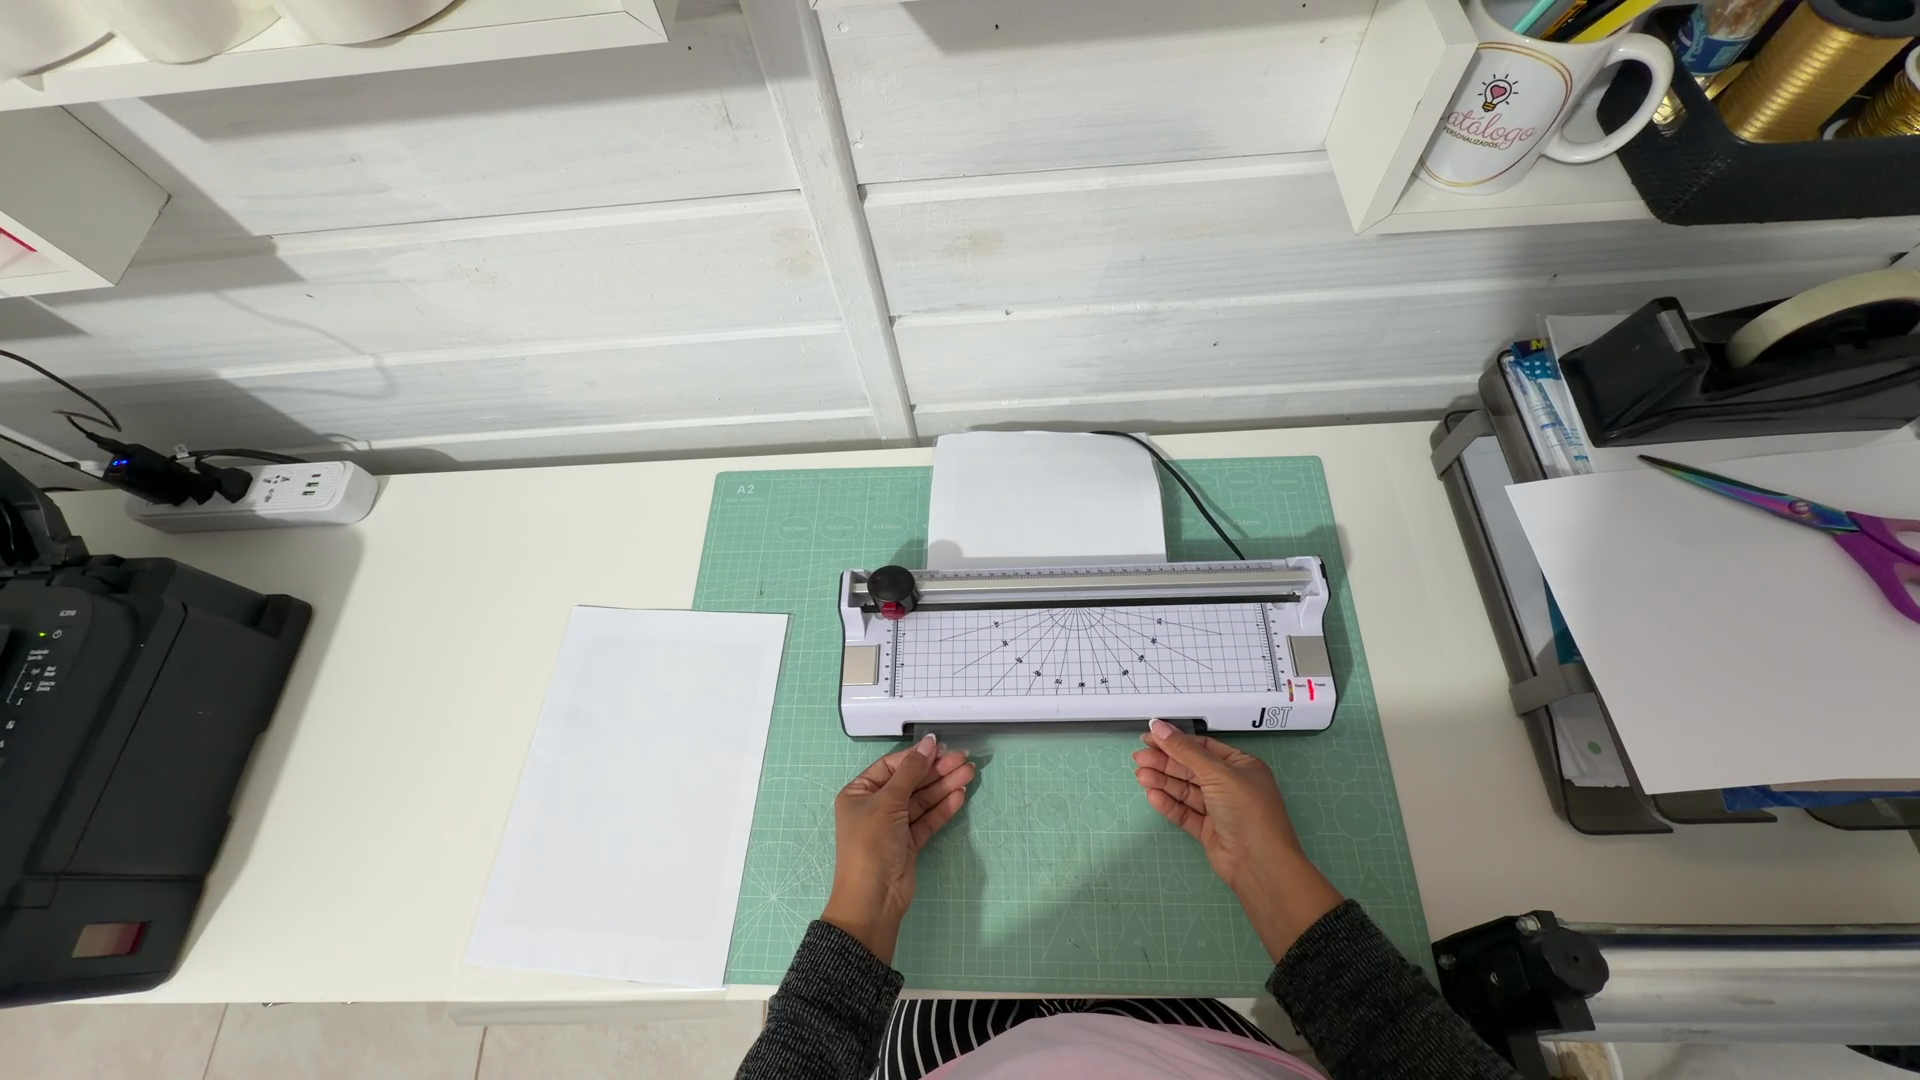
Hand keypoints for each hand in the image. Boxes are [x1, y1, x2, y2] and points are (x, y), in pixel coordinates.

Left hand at [822, 734, 974, 964]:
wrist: (873, 900)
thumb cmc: (871, 845)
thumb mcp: (888, 802)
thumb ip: (911, 771)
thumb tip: (929, 743)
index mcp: (860, 792)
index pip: (892, 766)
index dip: (917, 756)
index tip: (942, 747)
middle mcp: (875, 806)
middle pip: (911, 781)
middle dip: (937, 770)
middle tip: (964, 759)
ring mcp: (893, 825)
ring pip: (922, 800)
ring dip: (944, 786)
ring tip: (969, 773)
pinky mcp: (909, 843)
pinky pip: (928, 819)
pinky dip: (943, 807)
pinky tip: (960, 795)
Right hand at [1133, 718, 1342, 962]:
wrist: (1260, 864)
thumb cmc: (1246, 810)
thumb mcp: (1216, 773)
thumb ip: (1185, 750)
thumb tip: (1159, 726)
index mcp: (1241, 766)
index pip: (1203, 747)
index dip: (1176, 741)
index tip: (1150, 738)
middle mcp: (1231, 785)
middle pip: (1191, 768)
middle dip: (1165, 762)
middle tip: (1139, 758)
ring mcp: (1220, 809)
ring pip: (1186, 791)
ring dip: (1164, 781)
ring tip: (1141, 776)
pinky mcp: (1209, 830)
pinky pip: (1185, 812)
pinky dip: (1169, 804)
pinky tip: (1153, 796)